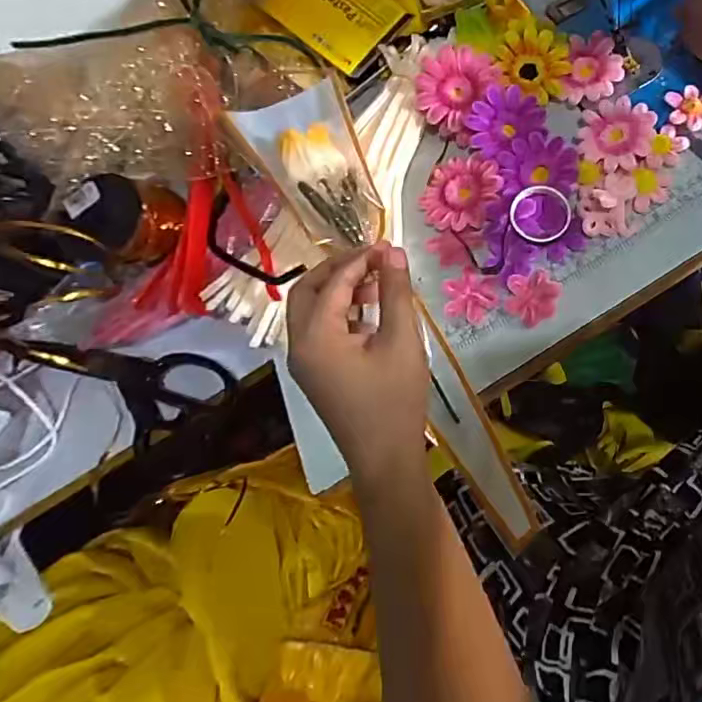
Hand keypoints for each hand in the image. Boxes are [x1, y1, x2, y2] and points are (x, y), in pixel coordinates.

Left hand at [287, 241, 429, 481]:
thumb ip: (395, 292)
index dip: (361, 259)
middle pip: (307, 291)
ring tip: (379, 285)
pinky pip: (319, 330)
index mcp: (315, 336)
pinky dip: (341, 312)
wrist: (384, 455)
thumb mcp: (401, 339)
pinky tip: (373, 314)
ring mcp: (305, 362)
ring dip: (340, 289)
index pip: (333, 283)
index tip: (389, 245)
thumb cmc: (395, 397)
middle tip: (375, 259)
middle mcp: (300, 345)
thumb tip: (393, 252)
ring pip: (311, 310)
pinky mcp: (317, 373)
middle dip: (339, 269)